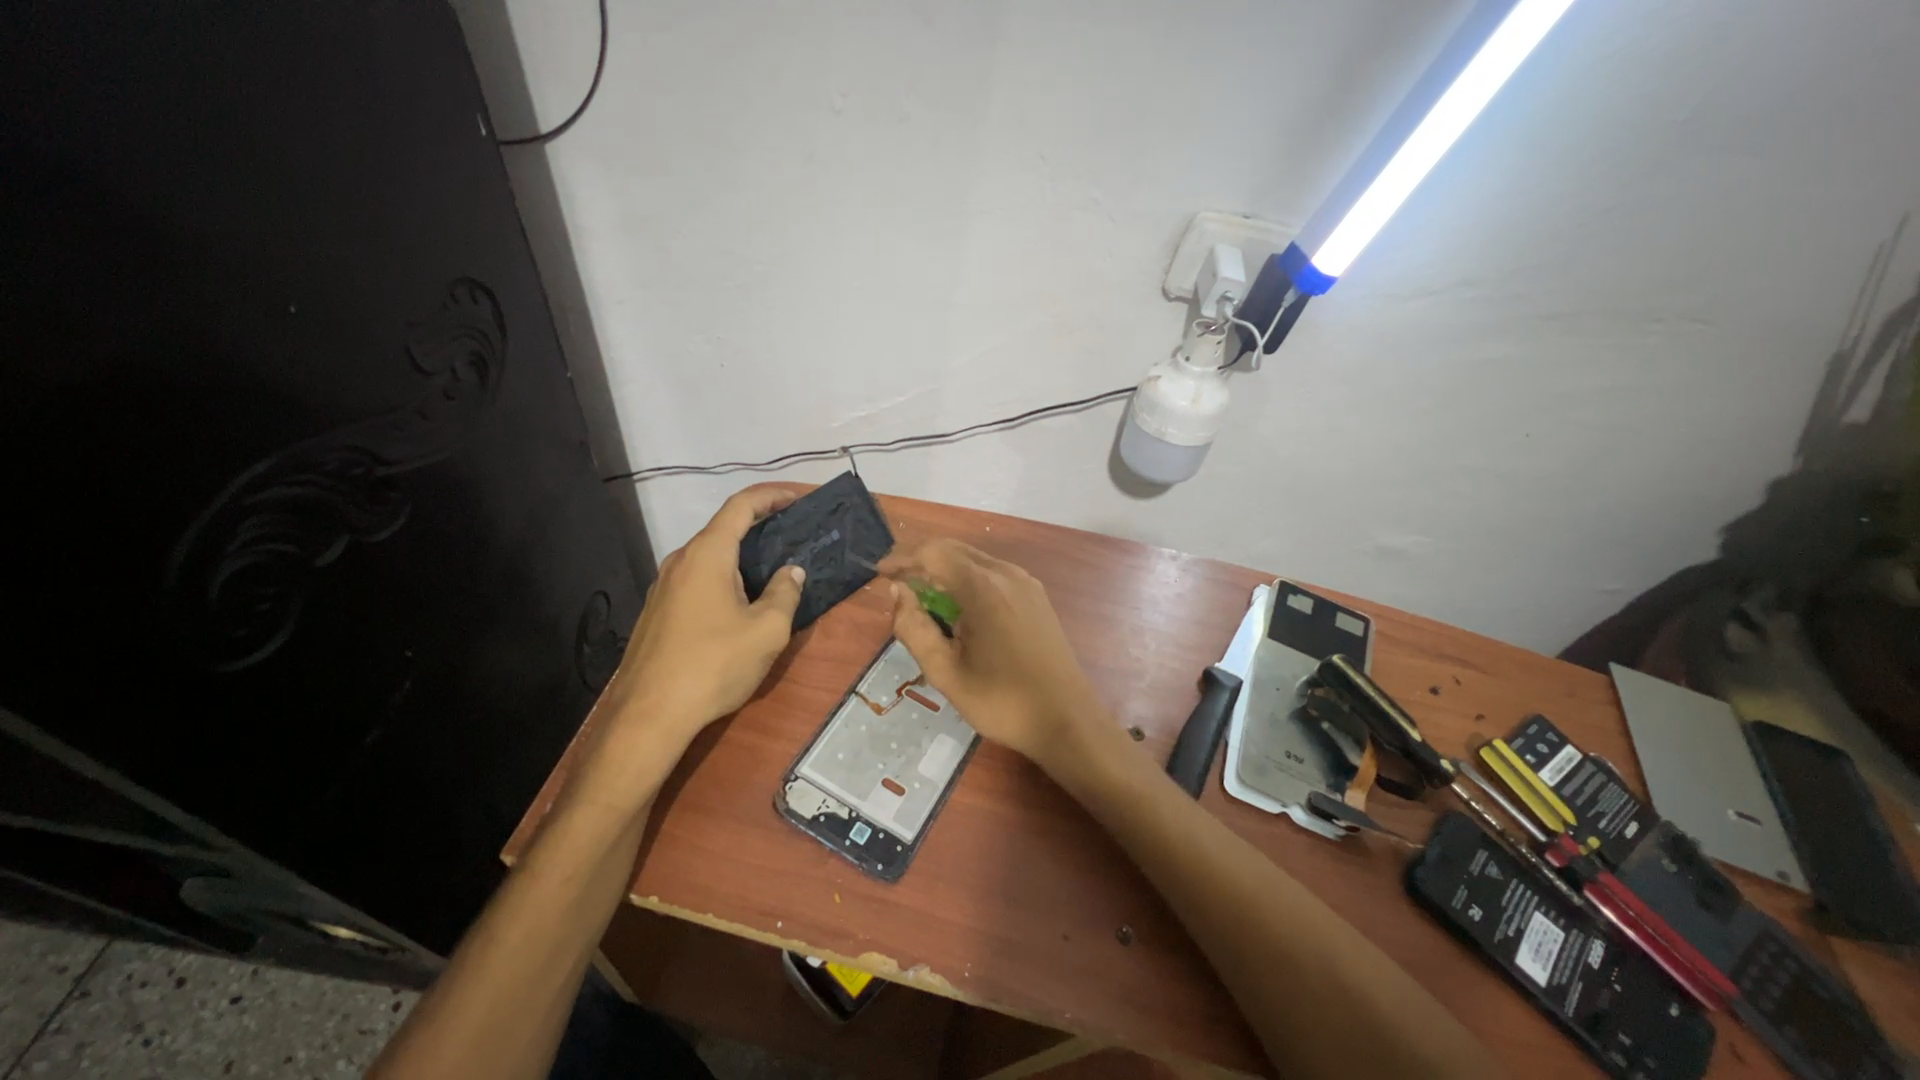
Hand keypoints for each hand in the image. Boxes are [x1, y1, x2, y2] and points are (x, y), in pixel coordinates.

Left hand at [603, 485, 806, 747]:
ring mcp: (664, 587)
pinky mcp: (658, 612)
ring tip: (776, 571)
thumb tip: (791, 571)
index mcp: (707, 554)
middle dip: (762, 527)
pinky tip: (743, 604)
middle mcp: (681, 561)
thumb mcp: (766, 630)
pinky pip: (698, 580)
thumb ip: (784, 593)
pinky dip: (725, 578)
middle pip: (724, 529)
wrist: (649, 714)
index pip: (741, 505)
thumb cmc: (714, 665)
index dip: (773, 495)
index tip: (802, 498)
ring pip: (710, 558)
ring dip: (743, 557)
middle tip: (797, 537)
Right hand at [881, 540, 1110, 772]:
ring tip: (921, 600)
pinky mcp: (1036, 596)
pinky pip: (992, 574)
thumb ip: (914, 628)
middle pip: (953, 550)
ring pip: (973, 560)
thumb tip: (898, 592)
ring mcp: (1026, 583)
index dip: (902, 559)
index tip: (880, 576)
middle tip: (896, 586)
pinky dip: (967, 581)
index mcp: (984, 588)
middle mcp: (1007, 574)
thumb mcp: (946, 673)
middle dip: (921, 562)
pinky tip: (957, 609)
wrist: (1067, 721)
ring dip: (944, 571)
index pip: (933, 553)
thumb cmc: (1002, 702)